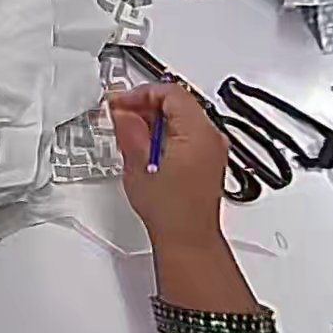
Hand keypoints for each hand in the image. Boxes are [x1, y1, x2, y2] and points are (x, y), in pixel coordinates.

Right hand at [110, 83, 259, 332]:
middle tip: (121, 115)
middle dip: (146, 105)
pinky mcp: (208, 159)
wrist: (187, 238)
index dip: (140, 94)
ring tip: (130, 134)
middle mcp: (211, 137)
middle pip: (178, 102)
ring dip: (154, 119)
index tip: (119, 102)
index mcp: (197, 133)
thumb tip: (123, 112)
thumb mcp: (138, 165)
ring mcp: (212, 148)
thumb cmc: (170, 210)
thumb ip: (130, 132)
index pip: (170, 94)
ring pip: (182, 117)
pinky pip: (187, 133)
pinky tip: (146, 148)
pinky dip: (165, 133)